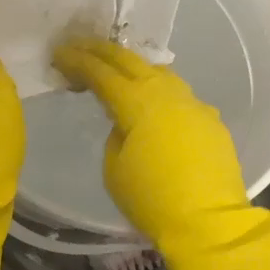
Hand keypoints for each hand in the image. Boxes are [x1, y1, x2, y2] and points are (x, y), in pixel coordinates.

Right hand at [52, 37, 247, 244]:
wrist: (209, 224)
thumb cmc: (152, 199)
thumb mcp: (114, 168)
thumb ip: (116, 134)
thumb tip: (125, 123)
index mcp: (137, 102)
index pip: (100, 72)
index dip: (76, 60)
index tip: (58, 54)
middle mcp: (167, 93)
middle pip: (130, 60)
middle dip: (102, 50)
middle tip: (80, 46)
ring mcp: (193, 104)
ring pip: (159, 72)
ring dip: (134, 67)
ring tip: (116, 70)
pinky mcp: (210, 120)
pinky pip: (179, 96)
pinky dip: (159, 92)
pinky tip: (153, 105)